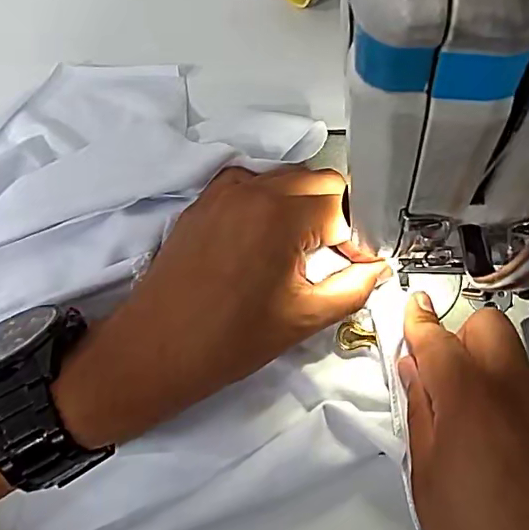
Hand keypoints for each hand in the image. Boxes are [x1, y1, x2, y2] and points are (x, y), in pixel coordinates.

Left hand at [54, 166, 387, 446]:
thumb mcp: (303, 318)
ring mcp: (224, 192)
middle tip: (337, 256)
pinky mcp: (205, 202)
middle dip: (339, 215)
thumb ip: (353, 288)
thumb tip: (375, 270)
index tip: (359, 264)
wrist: (153, 351)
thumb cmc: (224, 341)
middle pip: (320, 182)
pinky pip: (253, 183)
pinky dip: (271, 200)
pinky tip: (268, 237)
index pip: (345, 205)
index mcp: (281, 216)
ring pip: (287, 178)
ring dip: (306, 204)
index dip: (360, 237)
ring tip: (303, 249)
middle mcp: (253, 191)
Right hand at [397, 294, 528, 529]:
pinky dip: (522, 410)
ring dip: (493, 380)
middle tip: (443, 379)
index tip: (413, 314)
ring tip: (479, 439)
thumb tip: (416, 376)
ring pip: (518, 365)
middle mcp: (522, 395)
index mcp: (472, 404)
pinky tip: (513, 462)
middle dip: (461, 340)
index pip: (437, 337)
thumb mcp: (428, 487)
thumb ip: (422, 417)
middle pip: (488, 327)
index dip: (419, 322)